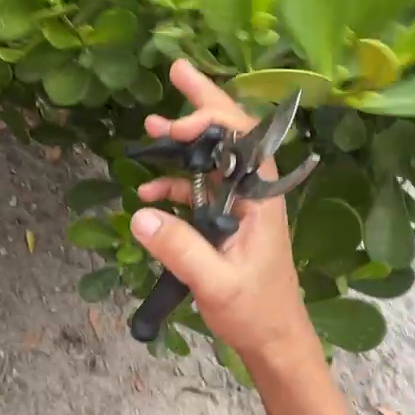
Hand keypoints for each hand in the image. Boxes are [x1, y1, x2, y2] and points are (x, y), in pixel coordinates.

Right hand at [128, 61, 323, 383]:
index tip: (172, 127)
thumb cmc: (256, 312)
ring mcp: (239, 207)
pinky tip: (148, 194)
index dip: (210, 120)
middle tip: (177, 72)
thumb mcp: (216, 283)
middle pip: (232, 135)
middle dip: (203, 104)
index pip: (243, 139)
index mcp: (261, 198)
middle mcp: (253, 193)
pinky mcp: (225, 223)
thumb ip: (179, 248)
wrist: (274, 342)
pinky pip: (198, 191)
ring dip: (182, 144)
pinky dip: (173, 186)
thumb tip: (139, 213)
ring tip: (149, 130)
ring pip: (213, 160)